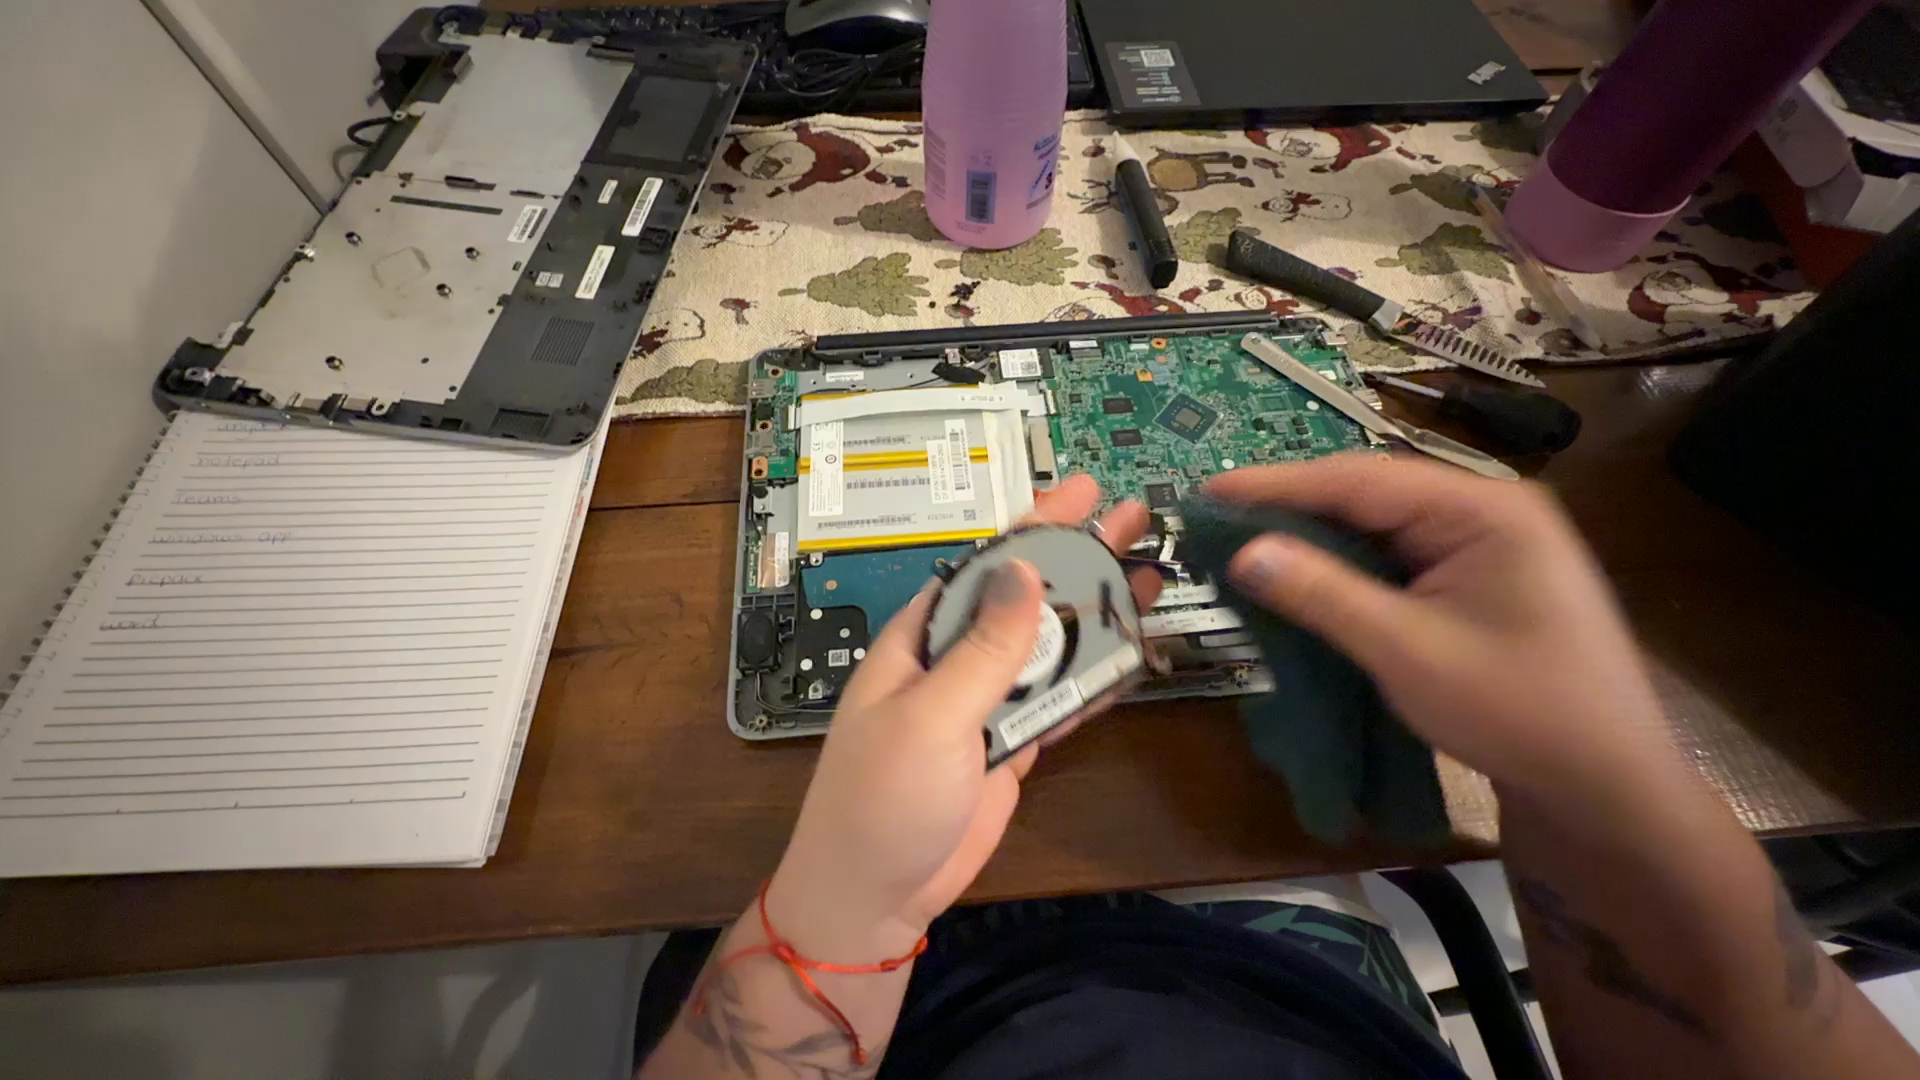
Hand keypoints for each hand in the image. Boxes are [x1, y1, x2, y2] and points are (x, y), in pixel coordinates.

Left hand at [766, 476, 1160, 961]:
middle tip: (1133, 521)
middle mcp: (955, 659)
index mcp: (923, 637)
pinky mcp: (1009, 744)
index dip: (1034, 527)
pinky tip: (1130, 653)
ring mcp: (986, 702)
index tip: (1081, 493)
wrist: (876, 895)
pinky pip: (1057, 701)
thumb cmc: (884, 797)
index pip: (985, 567)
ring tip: (1147, 577)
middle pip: (1025, 599)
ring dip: (1093, 616)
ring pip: (1048, 648)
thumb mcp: (931, 714)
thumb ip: (984, 647)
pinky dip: (1092, 680)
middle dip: (1076, 560)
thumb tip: (1025, 569)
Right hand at [1204, 456, 1671, 802]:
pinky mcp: (1466, 574)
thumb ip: (1323, 595)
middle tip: (1216, 520)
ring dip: (1310, 536)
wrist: (1603, 783)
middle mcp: (1482, 510)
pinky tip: (1297, 573)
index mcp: (1484, 509)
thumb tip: (1241, 554)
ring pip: (1372, 524)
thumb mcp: (1408, 651)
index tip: (1210, 491)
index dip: (1277, 484)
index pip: (1359, 480)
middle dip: (1290, 507)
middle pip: (1365, 494)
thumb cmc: (1519, 712)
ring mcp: (1477, 542)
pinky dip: (1337, 565)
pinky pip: (1387, 555)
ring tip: (1242, 542)